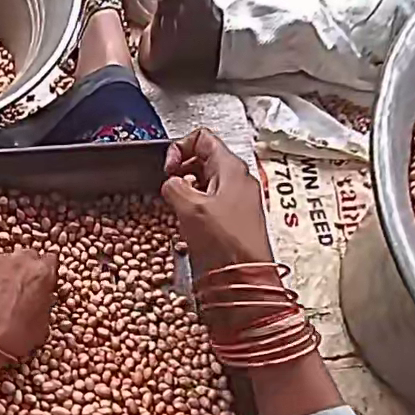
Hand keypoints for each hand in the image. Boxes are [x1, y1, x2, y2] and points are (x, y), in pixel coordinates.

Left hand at [0, 249, 56, 363]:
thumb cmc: (11, 337)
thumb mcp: (42, 327)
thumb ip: (44, 304)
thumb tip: (40, 300)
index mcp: (41, 272)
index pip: (50, 262)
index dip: (45, 276)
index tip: (42, 286)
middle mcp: (19, 260)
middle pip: (27, 258)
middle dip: (25, 272)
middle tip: (20, 292)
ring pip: (4, 262)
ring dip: (3, 274)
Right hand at [161, 128, 273, 272]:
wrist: (245, 275)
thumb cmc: (225, 241)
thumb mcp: (190, 208)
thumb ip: (174, 187)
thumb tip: (170, 183)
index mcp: (231, 167)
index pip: (201, 138)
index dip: (179, 149)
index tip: (168, 170)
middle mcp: (237, 180)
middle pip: (203, 160)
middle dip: (181, 171)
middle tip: (169, 189)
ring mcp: (237, 199)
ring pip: (205, 182)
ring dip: (186, 191)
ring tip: (178, 208)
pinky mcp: (233, 219)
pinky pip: (210, 203)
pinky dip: (195, 207)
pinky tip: (188, 223)